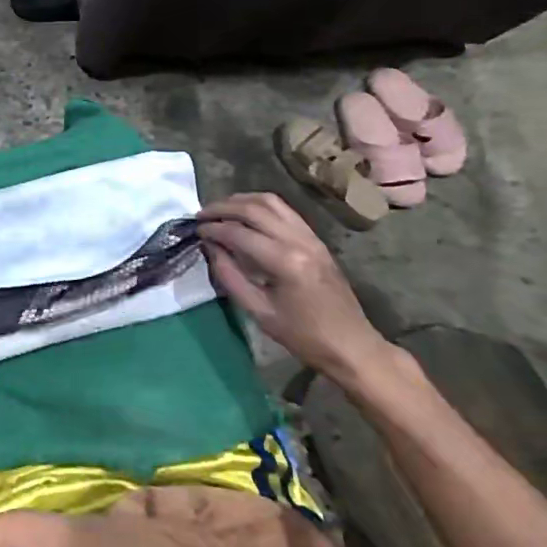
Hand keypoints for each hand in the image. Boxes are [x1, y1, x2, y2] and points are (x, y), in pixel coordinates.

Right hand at [198, 193, 391, 378]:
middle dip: (222, 208)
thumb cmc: (303, 335)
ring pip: (271, 202)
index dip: (213, 229)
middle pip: (254, 209)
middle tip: (201, 216)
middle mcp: (299, 241)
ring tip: (220, 210)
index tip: (195, 231)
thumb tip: (210, 247)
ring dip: (241, 201)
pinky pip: (284, 211)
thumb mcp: (259, 312)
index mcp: (285, 262)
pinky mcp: (316, 239)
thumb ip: (230, 276)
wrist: (351, 345)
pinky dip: (260, 206)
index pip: (239, 233)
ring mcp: (310, 237)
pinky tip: (245, 214)